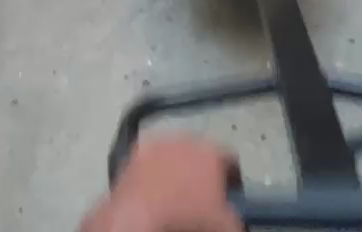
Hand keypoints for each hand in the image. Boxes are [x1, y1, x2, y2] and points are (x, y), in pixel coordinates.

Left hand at [82, 134, 240, 231]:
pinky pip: (147, 168)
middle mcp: (182, 139)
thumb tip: (230, 216)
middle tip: (200, 198)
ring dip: (173, 172)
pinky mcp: (128, 159)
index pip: (230, 161)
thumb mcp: (226, 226)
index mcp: (210, 151)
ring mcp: (152, 146)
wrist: (137, 222)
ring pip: (170, 156)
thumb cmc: (189, 221)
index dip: (232, 181)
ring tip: (174, 199)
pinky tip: (151, 200)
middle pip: (198, 153)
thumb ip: (233, 215)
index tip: (231, 196)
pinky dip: (151, 180)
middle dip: (200, 172)